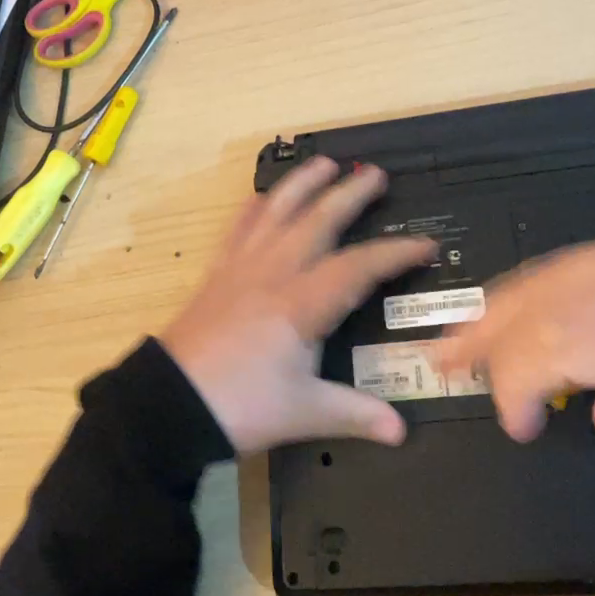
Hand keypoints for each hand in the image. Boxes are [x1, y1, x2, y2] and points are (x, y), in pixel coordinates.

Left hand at [160, 157, 437, 453]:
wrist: (169, 404)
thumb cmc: (240, 406)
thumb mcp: (304, 412)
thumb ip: (355, 415)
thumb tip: (400, 432)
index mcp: (301, 304)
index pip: (358, 267)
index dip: (395, 253)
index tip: (425, 245)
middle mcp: (273, 274)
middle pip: (317, 222)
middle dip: (349, 196)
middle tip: (375, 174)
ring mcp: (240, 269)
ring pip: (276, 213)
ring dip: (302, 185)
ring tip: (323, 163)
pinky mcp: (216, 276)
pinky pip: (238, 230)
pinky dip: (253, 209)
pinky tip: (260, 197)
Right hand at [439, 205, 594, 447]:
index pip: (560, 345)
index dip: (519, 385)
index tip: (518, 427)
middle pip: (546, 293)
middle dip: (488, 332)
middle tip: (443, 362)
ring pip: (566, 264)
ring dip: (512, 300)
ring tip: (474, 328)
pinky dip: (558, 282)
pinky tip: (548, 302)